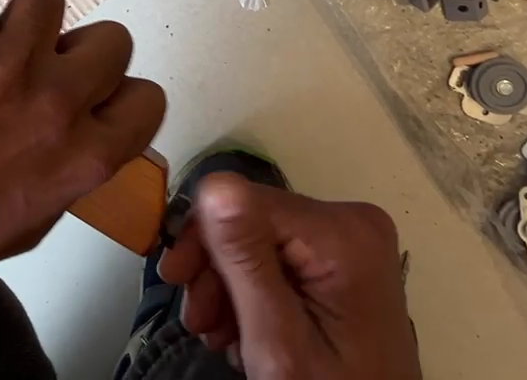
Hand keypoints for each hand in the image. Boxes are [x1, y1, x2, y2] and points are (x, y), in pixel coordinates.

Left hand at [0, 0, 165, 285]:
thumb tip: (90, 119)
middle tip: (48, 66)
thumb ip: (80, 160)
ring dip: (28, 17)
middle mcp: (60, 100)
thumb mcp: (47, 210)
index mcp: (88, 154)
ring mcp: (10, 63)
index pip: (148, 97)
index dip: (122, 94)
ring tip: (3, 38)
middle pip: (113, 37)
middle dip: (82, 50)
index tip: (96, 97)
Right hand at [159, 174, 419, 378]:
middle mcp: (350, 220)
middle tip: (199, 319)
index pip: (240, 198)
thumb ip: (246, 261)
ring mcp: (349, 238)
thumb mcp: (279, 341)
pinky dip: (251, 286)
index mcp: (342, 232)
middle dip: (214, 267)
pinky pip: (277, 251)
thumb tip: (215, 186)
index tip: (176, 282)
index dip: (201, 236)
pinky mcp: (343, 255)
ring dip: (226, 281)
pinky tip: (243, 324)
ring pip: (255, 234)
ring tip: (218, 331)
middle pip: (247, 216)